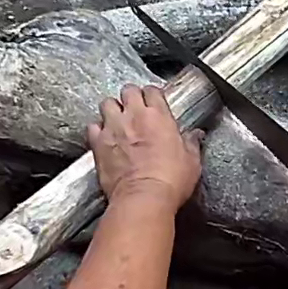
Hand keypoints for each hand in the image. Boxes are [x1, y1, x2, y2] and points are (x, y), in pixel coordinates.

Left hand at [87, 84, 203, 208]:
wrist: (144, 198)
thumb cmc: (169, 181)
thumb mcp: (191, 161)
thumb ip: (191, 143)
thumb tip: (195, 136)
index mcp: (159, 116)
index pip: (152, 91)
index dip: (152, 95)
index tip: (154, 102)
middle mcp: (134, 116)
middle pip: (128, 90)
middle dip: (131, 96)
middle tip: (134, 107)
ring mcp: (114, 128)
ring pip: (106, 103)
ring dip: (112, 109)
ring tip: (116, 119)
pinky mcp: (98, 143)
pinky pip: (92, 127)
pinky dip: (96, 129)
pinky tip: (102, 137)